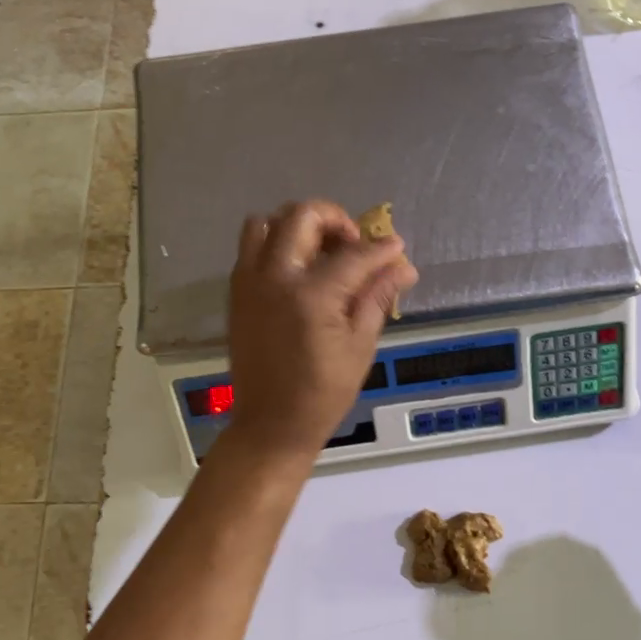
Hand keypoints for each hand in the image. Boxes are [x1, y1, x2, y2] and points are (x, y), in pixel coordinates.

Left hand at [225, 201, 418, 457]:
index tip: (396, 246)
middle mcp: (274, 277)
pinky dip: (275, 243)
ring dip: (297, 226)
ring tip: (319, 251)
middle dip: (335, 220)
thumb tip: (403, 265)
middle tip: (353, 245)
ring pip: (266, 222)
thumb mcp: (360, 345)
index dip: (381, 248)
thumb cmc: (323, 392)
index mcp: (311, 294)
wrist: (271, 423)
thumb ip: (377, 296)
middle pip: (302, 216)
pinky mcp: (237, 291)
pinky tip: (298, 270)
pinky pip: (251, 247)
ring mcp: (249, 281)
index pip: (353, 254)